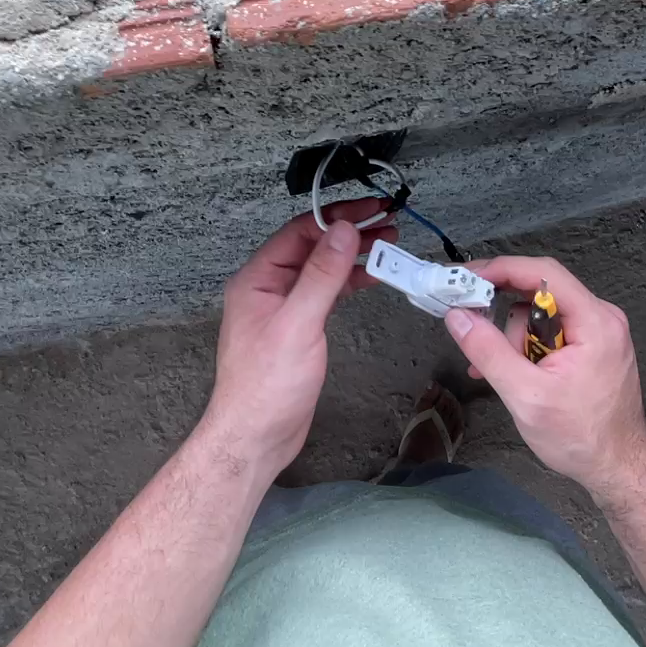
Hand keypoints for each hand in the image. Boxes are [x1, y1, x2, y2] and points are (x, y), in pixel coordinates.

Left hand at [196, 198, 396, 478]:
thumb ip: (322, 275)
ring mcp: (283, 306)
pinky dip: (349, 280)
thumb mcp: (298, 324)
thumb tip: (342, 231)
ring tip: (387, 242)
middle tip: (387, 221)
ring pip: (322, 268)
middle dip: (349, 231)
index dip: (336, 216)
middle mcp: (268, 286)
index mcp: (258, 278)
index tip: (369, 208)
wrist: (257, 438)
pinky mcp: (298, 326)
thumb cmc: (266, 387)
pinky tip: (371, 276)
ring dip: (353, 254)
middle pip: (313, 246)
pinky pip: (326, 291)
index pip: (300, 231)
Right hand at [443, 256, 645, 499]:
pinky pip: (548, 329)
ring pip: (539, 313)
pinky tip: (507, 369)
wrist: (619, 470)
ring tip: (496, 371)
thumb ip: (489, 351)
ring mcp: (597, 330)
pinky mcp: (590, 345)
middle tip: (469, 322)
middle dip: (502, 312)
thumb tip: (456, 315)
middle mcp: (600, 316)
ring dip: (512, 338)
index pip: (543, 273)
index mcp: (595, 321)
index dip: (502, 269)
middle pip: (539, 292)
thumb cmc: (579, 437)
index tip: (466, 277)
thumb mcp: (526, 396)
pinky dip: (524, 346)